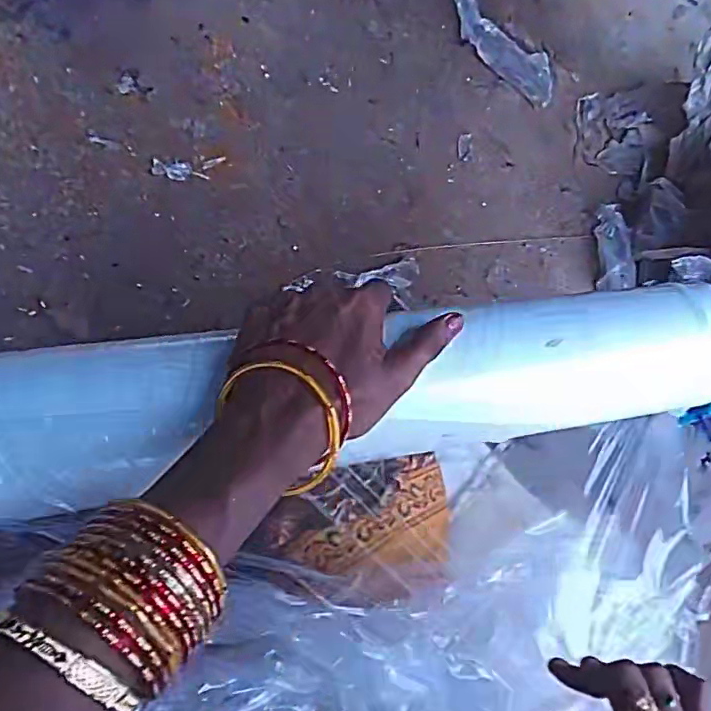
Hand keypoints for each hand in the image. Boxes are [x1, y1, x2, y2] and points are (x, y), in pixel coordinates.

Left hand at [222, 280, 460, 446]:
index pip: (380, 292)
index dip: (381, 313)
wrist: (278, 418)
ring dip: (312, 319)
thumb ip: (424, 344)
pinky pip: (275, 312)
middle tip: (342, 354)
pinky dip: (281, 326)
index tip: (376, 336)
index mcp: (361, 305)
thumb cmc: (343, 400)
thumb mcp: (394, 379)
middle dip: (344, 316)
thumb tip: (455, 319)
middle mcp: (323, 293)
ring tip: (311, 357)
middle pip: (341, 295)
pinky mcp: (255, 315)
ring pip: (307, 302)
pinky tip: (284, 354)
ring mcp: (286, 301)